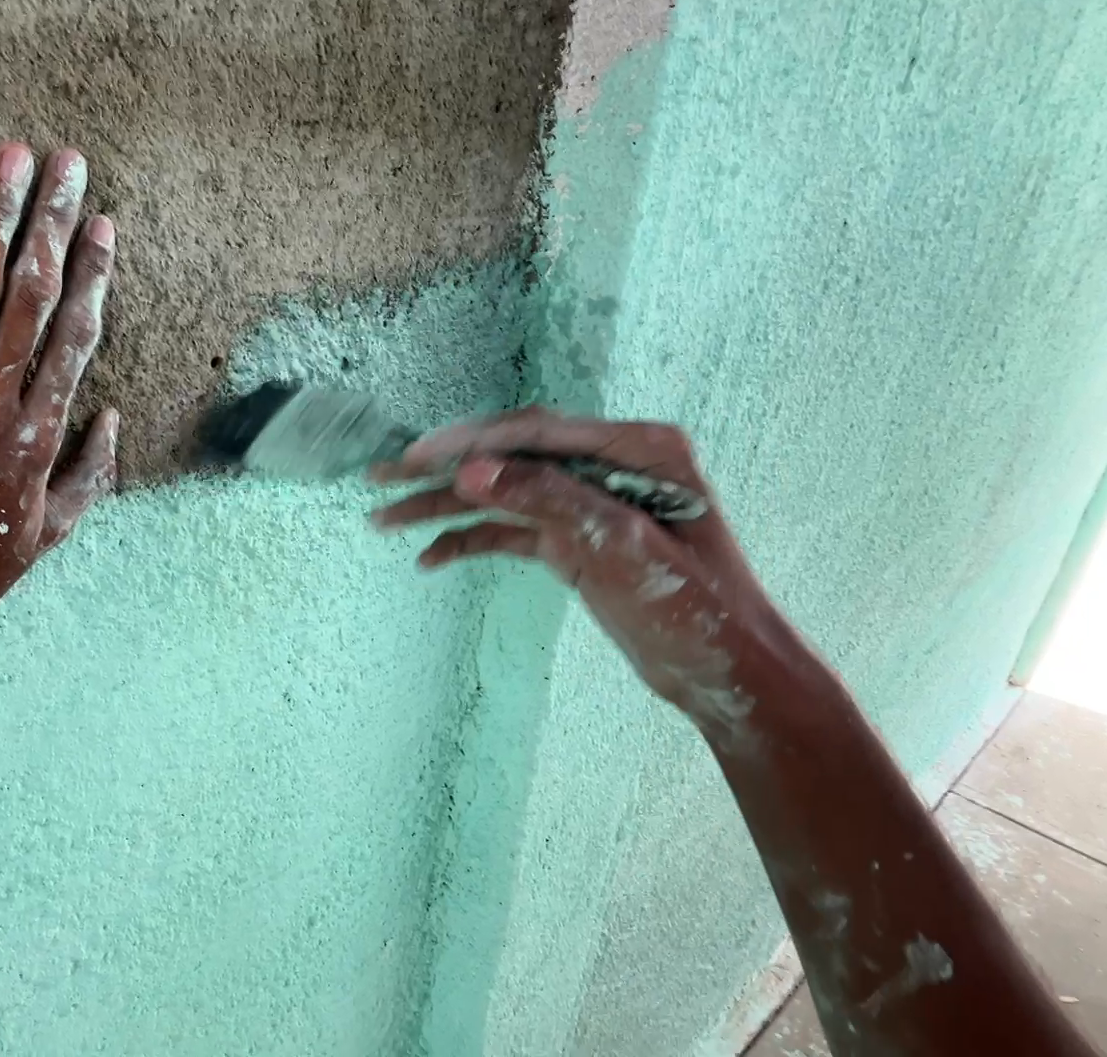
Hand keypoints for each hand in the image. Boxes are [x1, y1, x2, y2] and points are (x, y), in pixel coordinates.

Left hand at [0, 142, 118, 622]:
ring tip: (9, 156)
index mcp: (39, 435)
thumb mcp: (52, 534)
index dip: (92, 274)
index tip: (101, 223)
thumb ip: (91, 474)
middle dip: (52, 221)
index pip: (75, 337)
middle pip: (32, 295)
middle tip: (64, 160)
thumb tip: (114, 415)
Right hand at [371, 409, 800, 738]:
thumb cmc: (697, 610)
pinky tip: (430, 559)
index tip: (414, 457)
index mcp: (633, 449)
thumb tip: (470, 471)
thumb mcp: (623, 550)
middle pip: (506, 459)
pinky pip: (506, 532)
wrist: (726, 674)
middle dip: (440, 472)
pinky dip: (468, 543)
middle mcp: (602, 467)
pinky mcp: (567, 541)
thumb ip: (549, 502)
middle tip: (380, 478)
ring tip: (383, 520)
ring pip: (498, 496)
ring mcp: (581, 505)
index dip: (470, 442)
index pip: (535, 432)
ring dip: (441, 508)